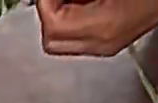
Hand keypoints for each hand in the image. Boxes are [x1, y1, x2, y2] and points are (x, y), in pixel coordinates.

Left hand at [36, 0, 157, 56]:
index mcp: (105, 26)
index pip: (54, 26)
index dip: (45, 2)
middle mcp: (103, 42)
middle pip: (53, 42)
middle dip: (49, 11)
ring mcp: (107, 45)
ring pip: (64, 41)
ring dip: (60, 13)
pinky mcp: (112, 38)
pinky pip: (80, 34)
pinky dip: (74, 13)